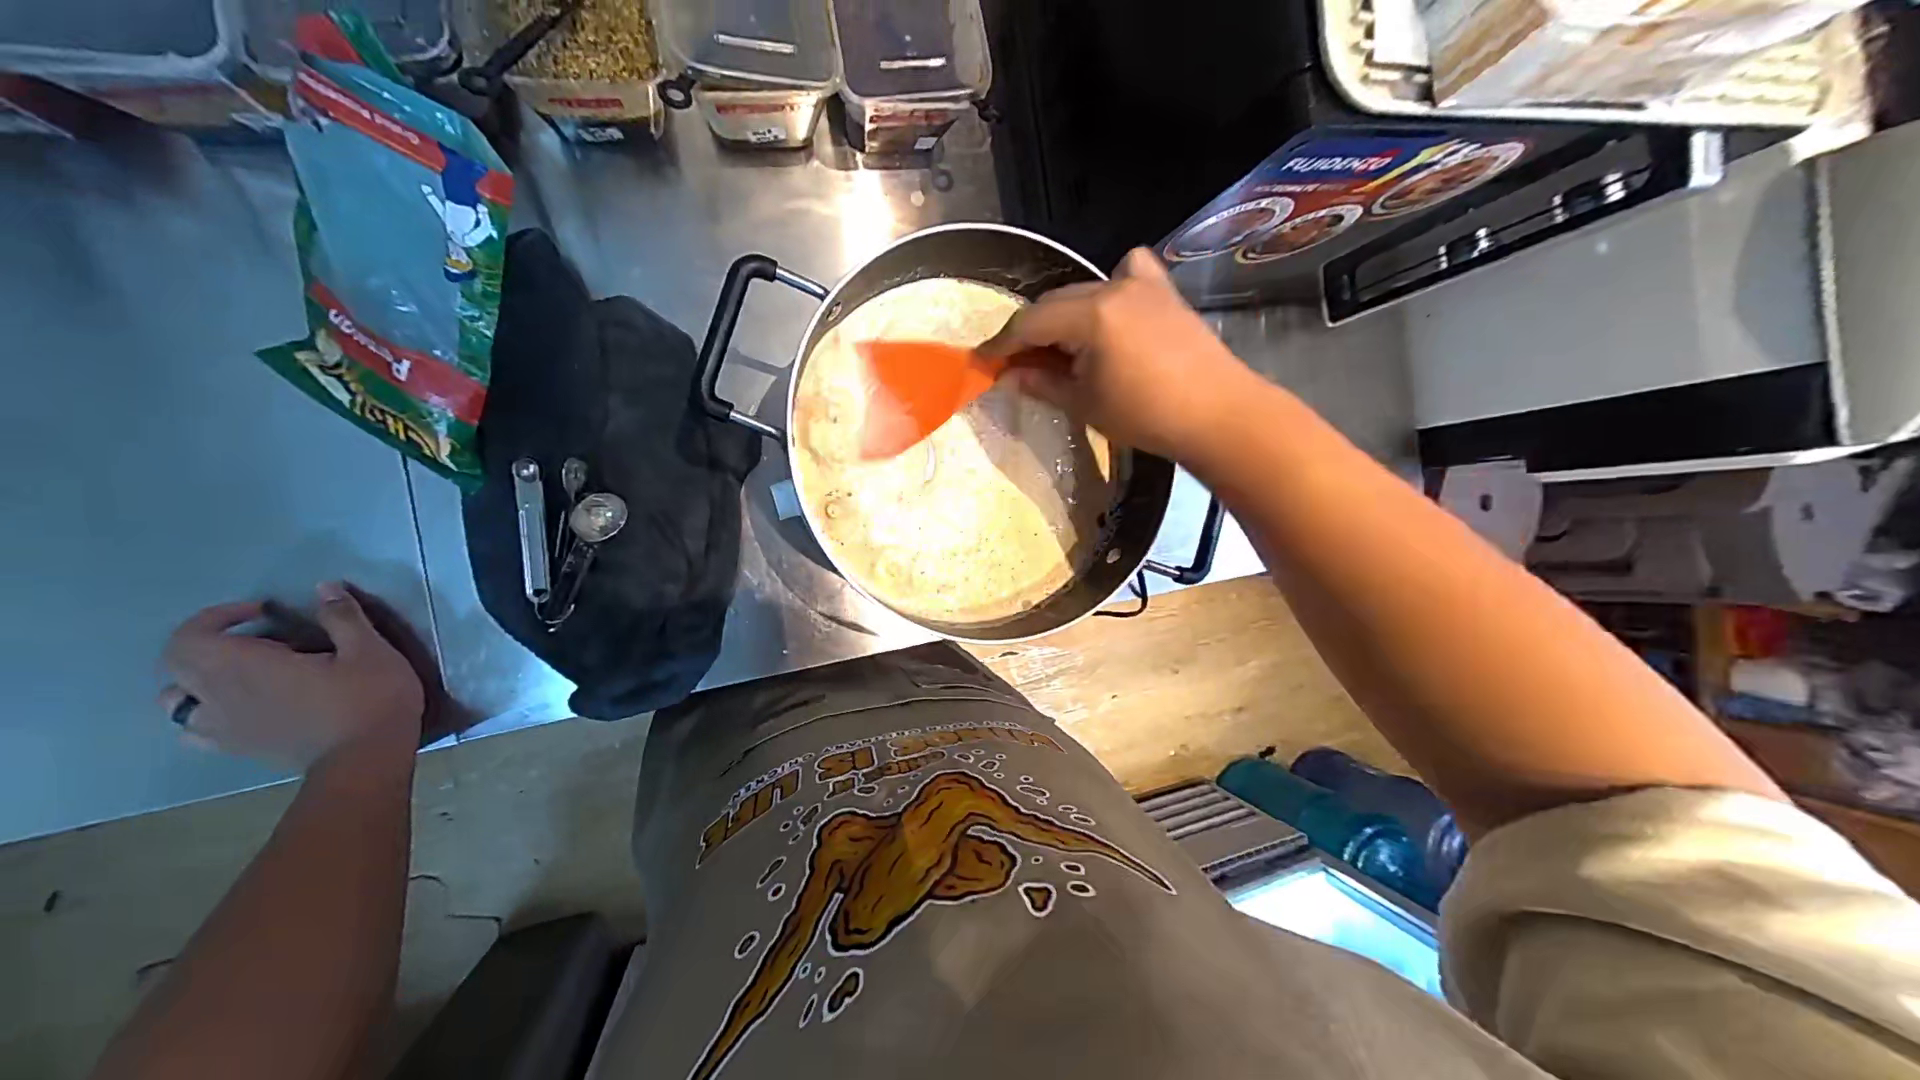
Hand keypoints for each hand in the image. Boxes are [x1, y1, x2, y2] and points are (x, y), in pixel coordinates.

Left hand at [159, 582, 424, 771]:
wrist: (366, 758)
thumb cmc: (369, 699)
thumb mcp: (370, 650)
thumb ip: (343, 618)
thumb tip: (325, 587)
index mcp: (244, 666)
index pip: (191, 636)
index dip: (218, 617)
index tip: (265, 612)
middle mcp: (219, 695)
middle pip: (178, 664)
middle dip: (209, 642)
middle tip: (258, 636)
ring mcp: (222, 727)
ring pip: (177, 700)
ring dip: (199, 680)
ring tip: (243, 674)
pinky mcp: (237, 747)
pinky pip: (196, 729)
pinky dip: (207, 713)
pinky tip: (243, 708)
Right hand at [978, 248, 1260, 458]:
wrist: (1218, 414)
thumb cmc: (1147, 415)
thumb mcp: (1085, 404)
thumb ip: (1042, 383)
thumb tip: (1009, 375)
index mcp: (1090, 314)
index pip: (1030, 321)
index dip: (1002, 343)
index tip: (983, 360)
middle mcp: (1113, 286)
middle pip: (1054, 301)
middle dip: (1031, 330)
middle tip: (1019, 363)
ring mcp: (1142, 284)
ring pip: (1085, 290)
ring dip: (1064, 315)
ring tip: (1061, 348)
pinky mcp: (1164, 291)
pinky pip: (1127, 273)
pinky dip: (1109, 287)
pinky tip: (1110, 311)